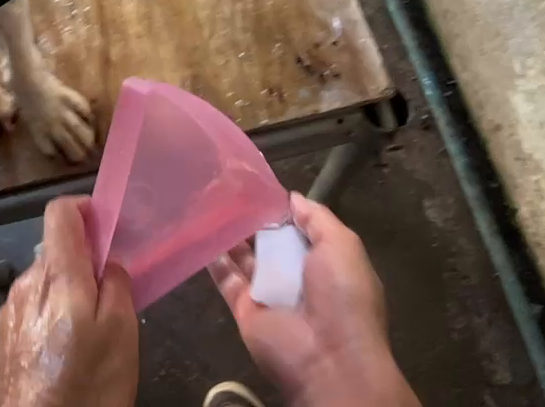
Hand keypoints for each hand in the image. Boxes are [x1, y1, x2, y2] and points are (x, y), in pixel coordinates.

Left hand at [0, 196, 138, 406]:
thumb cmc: (88, 388)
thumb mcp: (122, 332)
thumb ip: (117, 283)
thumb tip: (108, 262)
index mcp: (56, 274)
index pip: (60, 212)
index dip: (84, 210)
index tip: (106, 228)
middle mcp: (25, 284)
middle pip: (54, 252)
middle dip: (82, 265)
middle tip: (109, 298)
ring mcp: (8, 314)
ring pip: (43, 286)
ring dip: (66, 296)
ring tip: (89, 337)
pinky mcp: (1, 343)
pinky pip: (31, 314)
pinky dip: (50, 322)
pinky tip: (65, 358)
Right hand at [211, 193, 419, 406]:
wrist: (328, 359)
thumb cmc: (343, 296)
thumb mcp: (343, 245)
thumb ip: (316, 218)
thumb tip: (291, 197)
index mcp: (323, 262)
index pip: (297, 229)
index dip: (280, 208)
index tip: (258, 185)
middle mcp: (295, 276)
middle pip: (268, 240)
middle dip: (252, 217)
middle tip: (226, 188)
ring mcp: (268, 292)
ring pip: (244, 256)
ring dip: (230, 233)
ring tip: (210, 201)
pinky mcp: (244, 308)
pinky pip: (226, 278)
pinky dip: (213, 256)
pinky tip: (201, 230)